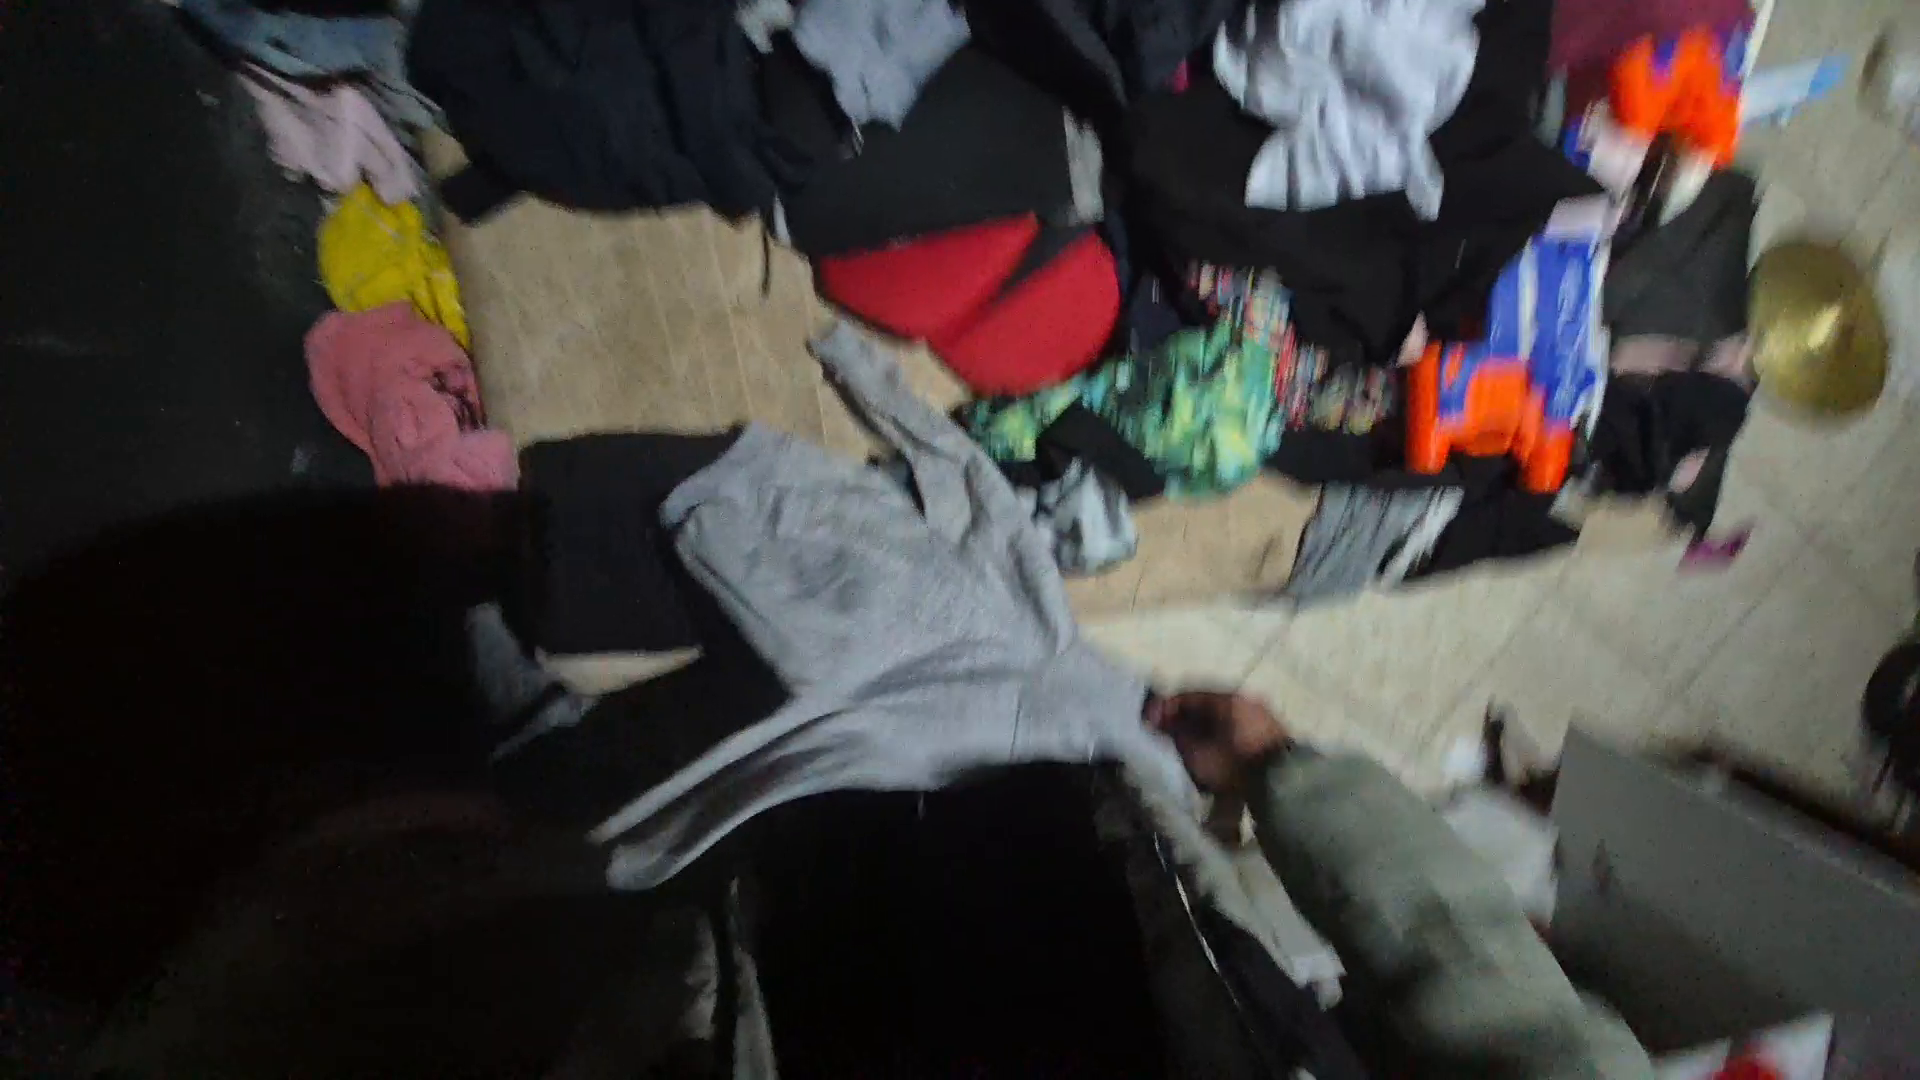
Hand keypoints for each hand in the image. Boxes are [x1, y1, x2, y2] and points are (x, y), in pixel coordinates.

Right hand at [1144, 691, 1291, 798]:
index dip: (1164, 707)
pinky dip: (1219, 735)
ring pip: (1221, 716)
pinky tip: (1211, 750)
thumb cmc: (1236, 765)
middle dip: (1183, 717)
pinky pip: (1236, 727)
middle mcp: (1245, 699)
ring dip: (1201, 727)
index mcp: (1227, 698)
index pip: (1186, 695)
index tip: (1148, 721)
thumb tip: (1166, 726)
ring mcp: (1262, 715)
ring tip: (1187, 744)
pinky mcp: (1271, 733)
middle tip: (1165, 731)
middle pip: (1205, 704)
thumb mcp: (1198, 754)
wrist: (1287, 787)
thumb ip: (1177, 736)